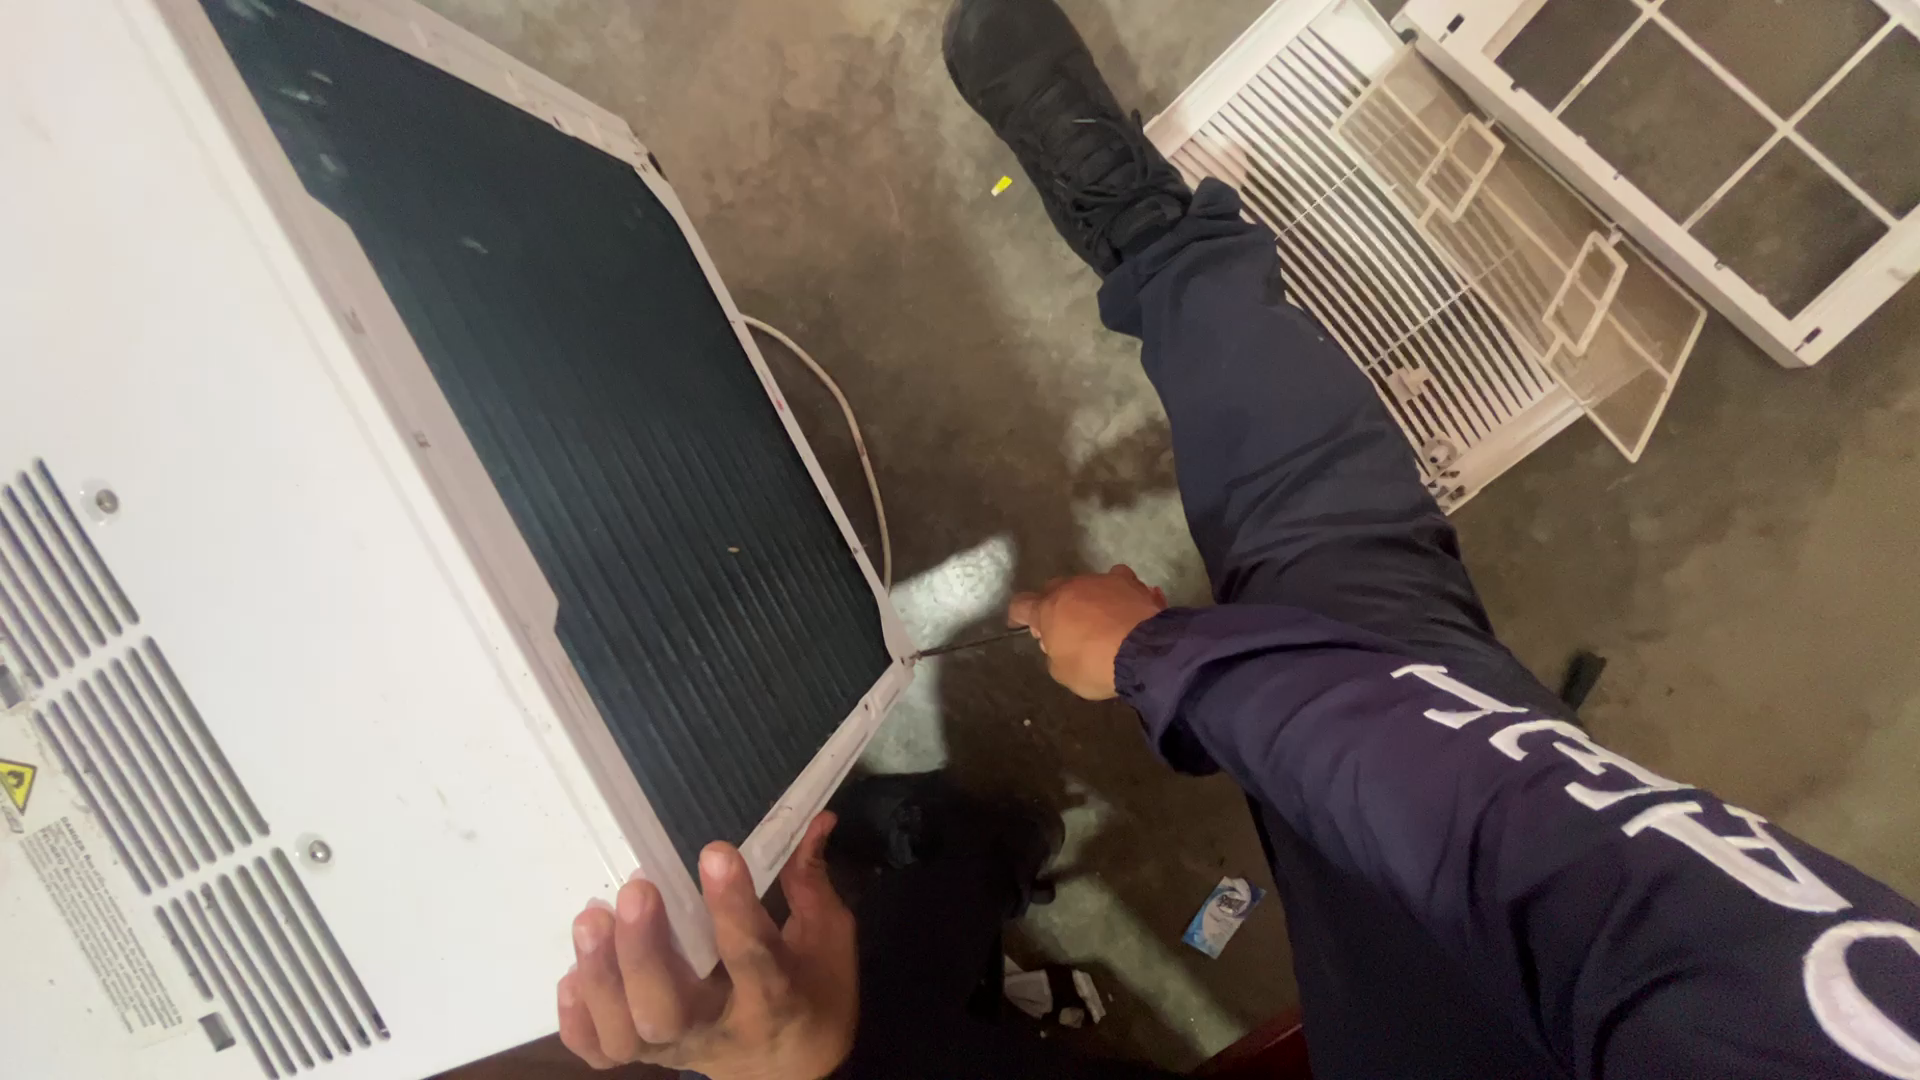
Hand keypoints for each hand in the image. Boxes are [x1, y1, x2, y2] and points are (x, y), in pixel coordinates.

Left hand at [558, 813, 856, 1079]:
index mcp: (776, 999)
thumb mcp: (830, 936)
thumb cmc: (819, 991)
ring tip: (590, 919)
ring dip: (602, 978)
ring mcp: (679, 1051)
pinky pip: (603, 1054)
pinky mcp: (652, 1058)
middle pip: (667, 1009)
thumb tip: (817, 819)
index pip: (750, 954)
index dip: (731, 905)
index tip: (713, 852)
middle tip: (637, 888)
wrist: (797, 1069)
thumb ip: (810, 880)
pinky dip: (580, 1021)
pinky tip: (570, 975)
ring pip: (627, 1034)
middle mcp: (720, 1032)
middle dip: (644, 951)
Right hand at [1007, 565, 1167, 699]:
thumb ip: (1055, 656)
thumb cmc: (1096, 664)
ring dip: (1085, 600)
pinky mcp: (1129, 582)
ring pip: (1085, 585)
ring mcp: (1101, 581)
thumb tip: (1059, 646)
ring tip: (1098, 619)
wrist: (1146, 651)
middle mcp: (1071, 588)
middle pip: (1053, 590)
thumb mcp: (1063, 673)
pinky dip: (1117, 593)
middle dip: (1054, 606)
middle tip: (1063, 628)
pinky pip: (1117, 582)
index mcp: (1048, 609)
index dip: (1018, 614)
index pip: (1021, 605)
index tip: (1019, 623)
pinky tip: (1125, 606)